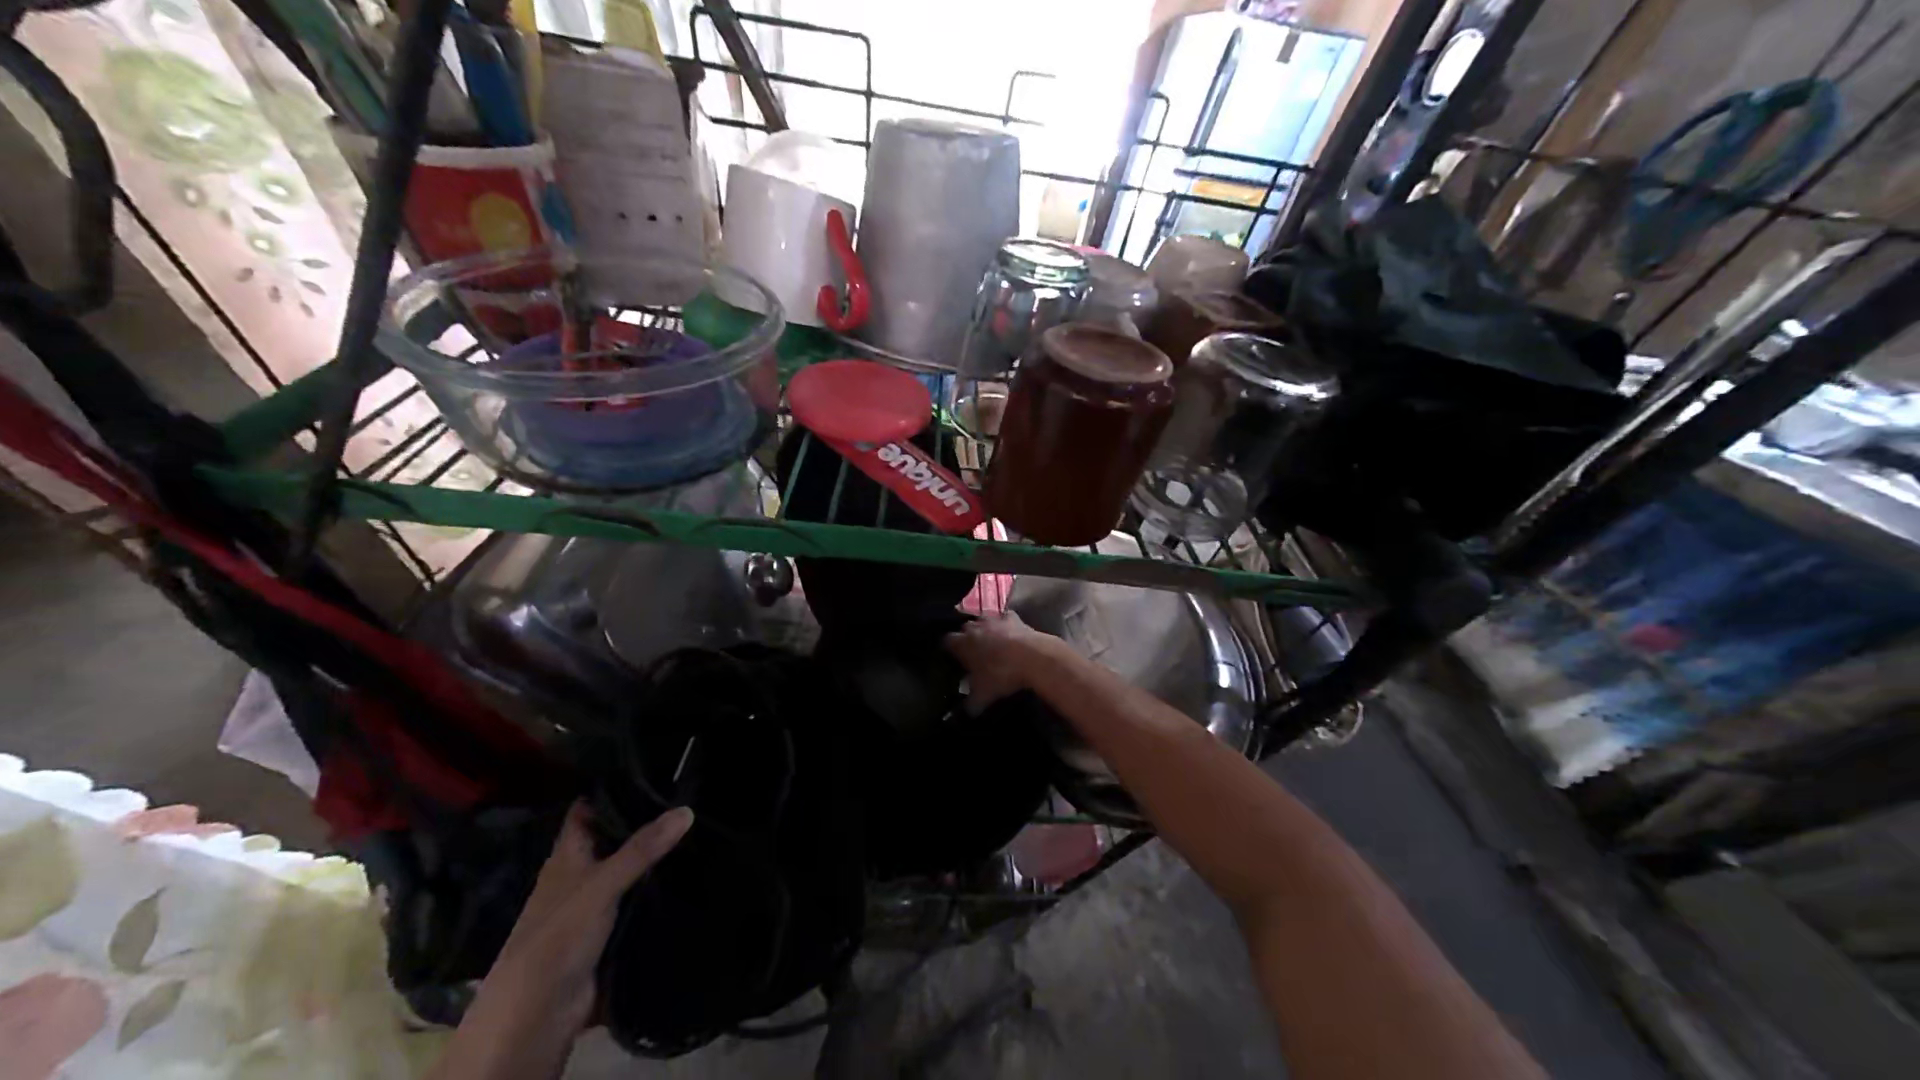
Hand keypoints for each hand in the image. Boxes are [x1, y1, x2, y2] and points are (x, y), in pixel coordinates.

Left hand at [428, 802, 692, 1079]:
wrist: (540, 1010)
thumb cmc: (559, 934)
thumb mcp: (602, 883)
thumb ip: (643, 848)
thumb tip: (687, 809)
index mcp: (566, 857)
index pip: (587, 811)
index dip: (610, 791)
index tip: (649, 771)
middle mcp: (578, 876)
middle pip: (611, 840)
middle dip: (643, 823)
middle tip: (687, 799)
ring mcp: (592, 906)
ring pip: (626, 871)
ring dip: (653, 859)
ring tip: (697, 831)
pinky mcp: (608, 933)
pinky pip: (636, 903)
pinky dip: (655, 892)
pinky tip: (685, 878)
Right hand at [944, 612, 1062, 713]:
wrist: (1033, 657)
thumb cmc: (1001, 675)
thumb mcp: (983, 695)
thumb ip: (970, 704)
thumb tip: (966, 712)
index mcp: (962, 644)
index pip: (946, 641)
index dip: (947, 649)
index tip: (951, 657)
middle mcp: (974, 627)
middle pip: (964, 628)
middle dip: (965, 638)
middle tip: (971, 652)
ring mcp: (994, 619)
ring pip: (983, 619)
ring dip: (984, 629)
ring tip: (989, 641)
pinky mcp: (1013, 617)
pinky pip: (1004, 618)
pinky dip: (1004, 624)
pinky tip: (1009, 633)